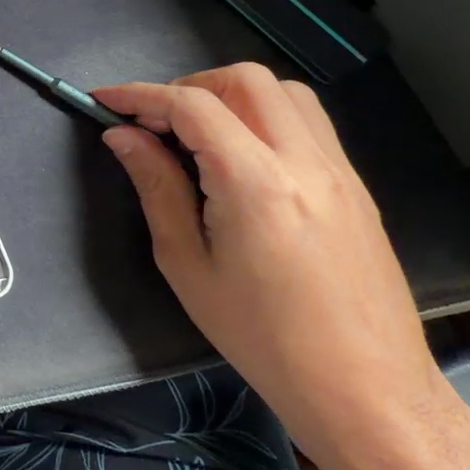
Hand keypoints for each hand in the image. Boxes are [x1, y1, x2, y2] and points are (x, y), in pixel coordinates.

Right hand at [94, 65, 446, 452]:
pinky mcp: (356, 190)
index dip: (139, 94)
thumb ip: (155, 186)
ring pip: (284, 94)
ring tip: (194, 135)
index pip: (192, 105)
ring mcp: (341, 174)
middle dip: (188, 86)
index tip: (104, 101)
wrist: (365, 389)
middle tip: (153, 122)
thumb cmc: (260, 333)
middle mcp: (307, 164)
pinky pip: (307, 125)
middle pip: (245, 81)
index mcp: (257, 184)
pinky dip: (262, 118)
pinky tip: (235, 159)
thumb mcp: (185, 262)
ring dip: (230, 97)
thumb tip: (123, 137)